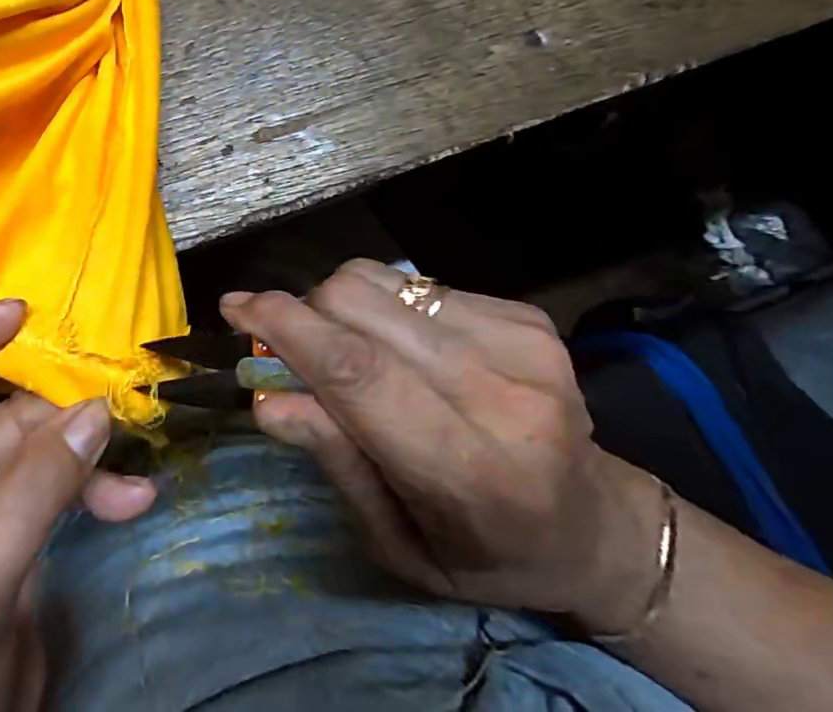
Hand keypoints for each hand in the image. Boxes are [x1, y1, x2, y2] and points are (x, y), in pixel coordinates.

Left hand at [0, 300, 157, 711]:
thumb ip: (36, 486)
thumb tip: (98, 408)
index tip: (19, 311)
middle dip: (34, 389)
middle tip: (86, 369)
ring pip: (24, 435)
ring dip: (75, 443)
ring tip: (118, 444)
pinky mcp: (5, 515)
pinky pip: (51, 476)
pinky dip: (90, 484)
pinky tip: (130, 499)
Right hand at [222, 260, 664, 632]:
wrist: (597, 523)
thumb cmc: (486, 553)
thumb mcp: (397, 543)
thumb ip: (337, 462)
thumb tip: (267, 400)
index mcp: (469, 469)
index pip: (357, 371)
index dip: (286, 327)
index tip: (235, 307)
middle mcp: (502, 391)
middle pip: (362, 304)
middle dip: (303, 311)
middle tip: (285, 343)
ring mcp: (522, 341)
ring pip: (382, 280)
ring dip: (339, 304)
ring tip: (345, 347)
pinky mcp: (525, 315)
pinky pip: (415, 282)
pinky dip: (383, 306)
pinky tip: (398, 345)